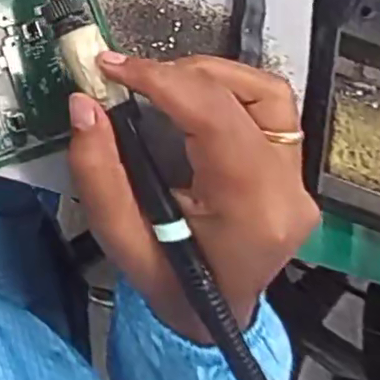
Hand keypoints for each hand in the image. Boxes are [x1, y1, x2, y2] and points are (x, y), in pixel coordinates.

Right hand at [65, 53, 318, 342]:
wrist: (209, 313)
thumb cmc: (166, 277)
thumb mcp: (117, 233)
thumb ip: (97, 170)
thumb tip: (84, 105)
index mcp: (251, 210)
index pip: (215, 117)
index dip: (159, 79)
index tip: (110, 66)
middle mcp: (285, 190)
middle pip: (244, 97)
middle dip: (173, 73)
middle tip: (122, 74)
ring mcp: (294, 178)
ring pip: (264, 92)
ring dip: (203, 74)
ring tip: (154, 81)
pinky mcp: (287, 167)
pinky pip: (266, 104)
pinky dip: (220, 85)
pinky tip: (183, 93)